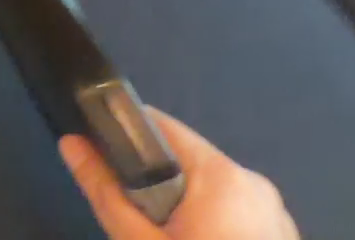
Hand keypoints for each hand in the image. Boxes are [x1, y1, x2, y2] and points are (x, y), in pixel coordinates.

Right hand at [61, 110, 298, 239]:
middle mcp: (254, 183)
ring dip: (179, 205)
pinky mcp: (284, 239)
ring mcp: (277, 215)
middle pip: (181, 159)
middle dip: (150, 180)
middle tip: (135, 218)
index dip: (121, 137)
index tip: (103, 164)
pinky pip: (231, 213)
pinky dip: (207, 224)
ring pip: (205, 189)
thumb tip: (70, 142)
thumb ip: (103, 188)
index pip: (156, 125)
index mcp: (222, 174)